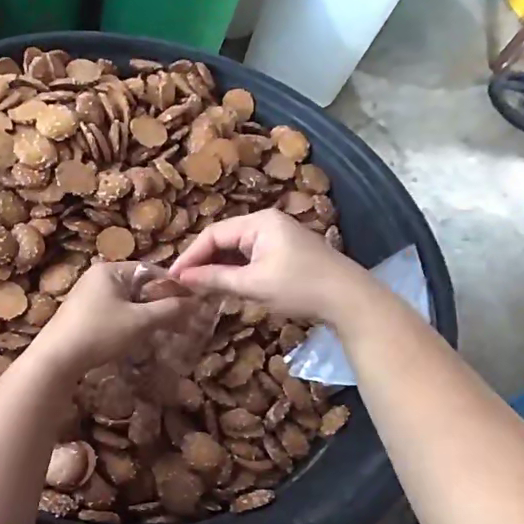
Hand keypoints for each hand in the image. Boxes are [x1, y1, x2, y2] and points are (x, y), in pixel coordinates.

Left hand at [27, 262, 191, 377]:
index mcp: (109, 270)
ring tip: (166, 332)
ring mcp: (87, 297)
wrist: (56, 358)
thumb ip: (170, 309)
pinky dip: (130, 323)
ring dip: (147, 316)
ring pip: (127, 302)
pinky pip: (114, 313)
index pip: (151, 270)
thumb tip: (195, 302)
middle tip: (183, 322)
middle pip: (139, 286)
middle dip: (161, 304)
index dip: (174, 287)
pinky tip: (140, 338)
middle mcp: (96, 278)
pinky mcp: (82, 315)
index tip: (193, 305)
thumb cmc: (100, 332)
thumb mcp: (140, 320)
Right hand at [167, 210, 373, 322]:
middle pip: (222, 240)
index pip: (212, 235)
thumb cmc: (299, 288)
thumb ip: (214, 278)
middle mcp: (266, 223)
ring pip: (233, 250)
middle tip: (181, 285)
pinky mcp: (283, 252)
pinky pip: (247, 257)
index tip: (172, 278)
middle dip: (200, 262)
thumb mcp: (252, 285)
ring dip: (215, 268)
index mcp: (259, 222)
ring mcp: (276, 236)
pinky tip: (221, 286)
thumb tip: (181, 278)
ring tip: (197, 288)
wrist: (350, 300)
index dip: (189, 256)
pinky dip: (232, 271)